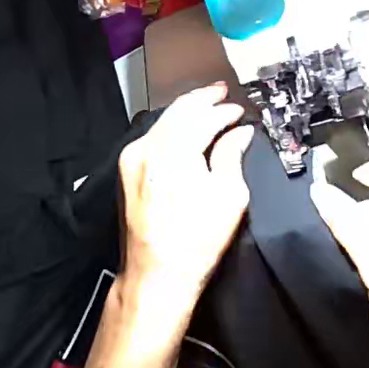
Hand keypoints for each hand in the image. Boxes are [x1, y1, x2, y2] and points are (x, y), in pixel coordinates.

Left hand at [118, 84, 254, 312]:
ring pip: (163, 120)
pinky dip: (173, 126)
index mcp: (174, 151)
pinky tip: (187, 129)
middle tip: (222, 92)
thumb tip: (240, 133)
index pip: (204, 117)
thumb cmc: (197, 240)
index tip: (241, 111)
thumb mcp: (229, 195)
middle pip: (179, 110)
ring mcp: (132, 158)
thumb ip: (232, 155)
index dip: (225, 111)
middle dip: (203, 100)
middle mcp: (147, 148)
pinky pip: (154, 135)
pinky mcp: (127, 171)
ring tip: (208, 106)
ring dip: (187, 110)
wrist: (156, 275)